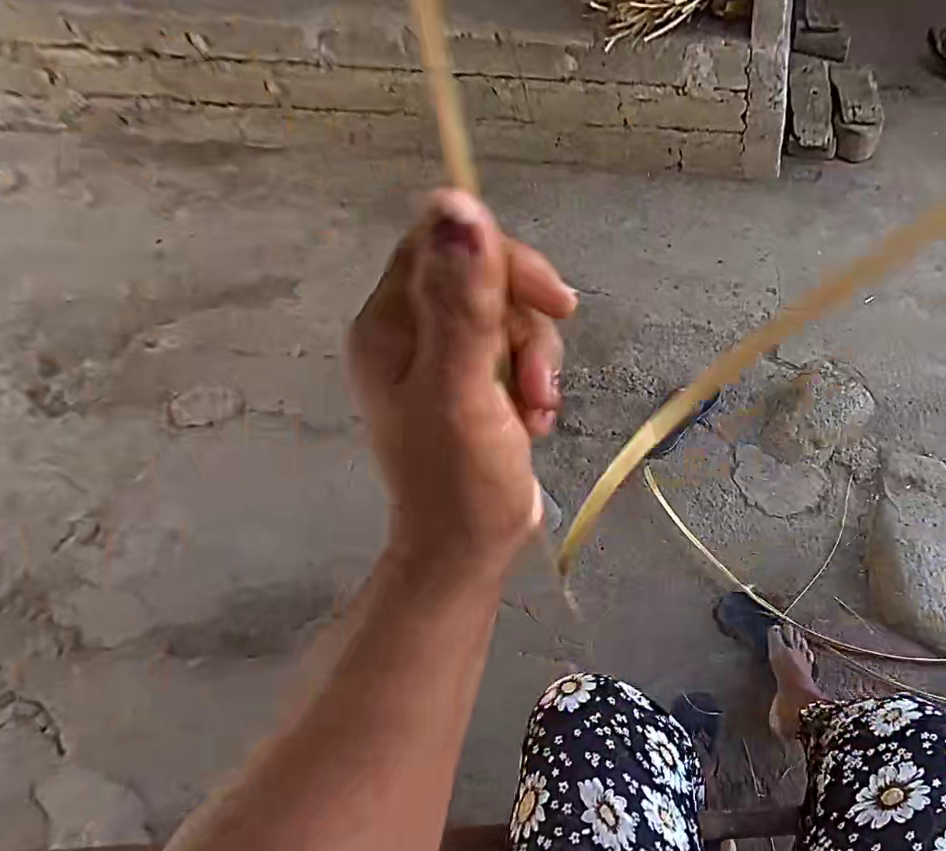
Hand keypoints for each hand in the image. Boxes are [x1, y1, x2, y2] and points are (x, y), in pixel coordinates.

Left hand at [347, 191, 575, 573]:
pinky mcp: (477, 386)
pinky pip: (518, 356)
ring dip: (538, 363)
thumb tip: (460, 207)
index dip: (503, 262)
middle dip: (528, 329)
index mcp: (391, 323)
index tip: (554, 304)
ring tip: (538, 411)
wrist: (470, 547)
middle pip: (486, 282)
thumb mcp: (463, 391)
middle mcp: (413, 333)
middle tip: (539, 382)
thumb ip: (463, 306)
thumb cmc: (461, 481)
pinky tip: (535, 420)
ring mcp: (447, 360)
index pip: (445, 245)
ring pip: (511, 322)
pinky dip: (537, 383)